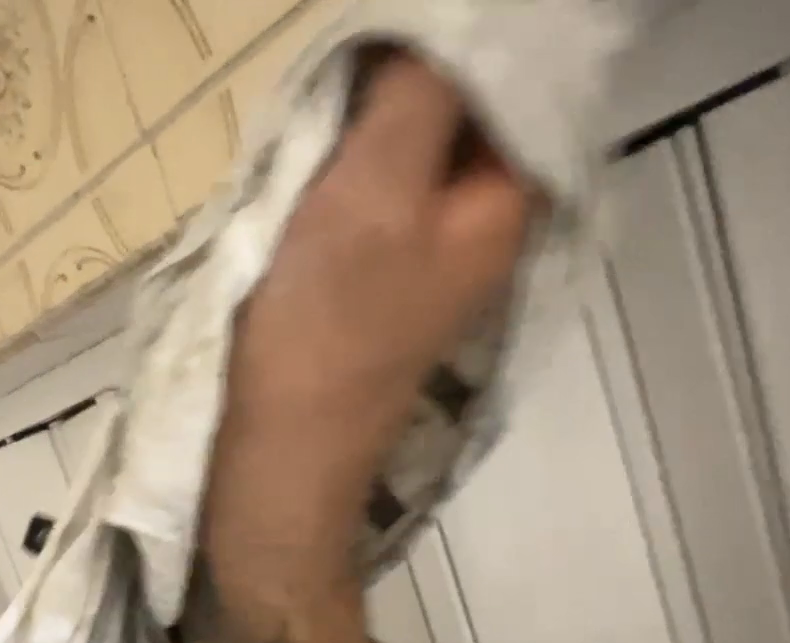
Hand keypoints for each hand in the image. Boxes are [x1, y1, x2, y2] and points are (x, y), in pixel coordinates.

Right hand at [184, 53, 533, 642]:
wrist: (281, 452)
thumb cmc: (325, 327)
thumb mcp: (374, 188)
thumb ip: (420, 93)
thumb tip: (439, 30)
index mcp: (507, 199)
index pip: (507, 74)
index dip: (443, 44)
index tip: (371, 52)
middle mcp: (486, 227)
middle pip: (458, 112)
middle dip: (393, 87)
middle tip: (333, 96)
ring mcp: (434, 258)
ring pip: (410, 153)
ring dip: (360, 133)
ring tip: (314, 136)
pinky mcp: (386, 283)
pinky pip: (377, 197)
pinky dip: (344, 174)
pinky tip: (308, 182)